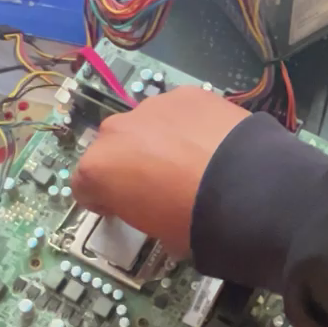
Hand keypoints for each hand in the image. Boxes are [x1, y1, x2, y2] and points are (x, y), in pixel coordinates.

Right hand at [72, 86, 247, 252]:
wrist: (244, 190)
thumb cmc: (191, 222)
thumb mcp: (156, 233)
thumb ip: (140, 210)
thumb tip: (153, 207)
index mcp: (98, 169)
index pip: (83, 184)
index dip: (101, 198)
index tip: (119, 206)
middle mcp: (115, 131)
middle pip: (113, 148)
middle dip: (129, 164)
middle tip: (159, 184)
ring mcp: (151, 107)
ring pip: (145, 124)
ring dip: (158, 140)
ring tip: (191, 161)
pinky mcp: (187, 93)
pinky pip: (179, 111)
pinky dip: (188, 124)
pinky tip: (210, 143)